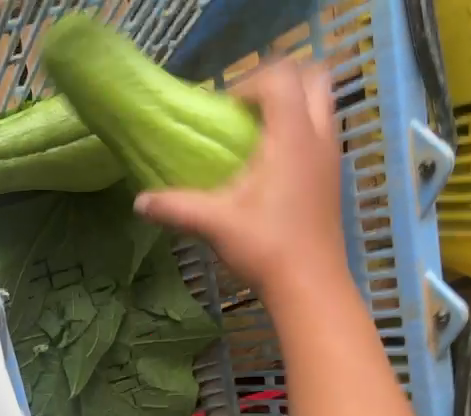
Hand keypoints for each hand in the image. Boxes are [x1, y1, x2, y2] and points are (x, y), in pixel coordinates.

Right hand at [135, 62, 344, 298]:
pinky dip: (298, 132)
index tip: (223, 112)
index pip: (280, 76)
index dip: (248, 83)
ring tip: (256, 138)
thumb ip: (176, 208)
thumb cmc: (266, 247)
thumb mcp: (214, 225)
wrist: (310, 284)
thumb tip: (139, 202)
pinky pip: (320, 131)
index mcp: (292, 135)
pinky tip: (271, 167)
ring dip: (291, 107)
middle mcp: (318, 135)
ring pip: (321, 104)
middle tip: (246, 112)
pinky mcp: (331, 176)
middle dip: (279, 83)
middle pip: (312, 76)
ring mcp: (330, 155)